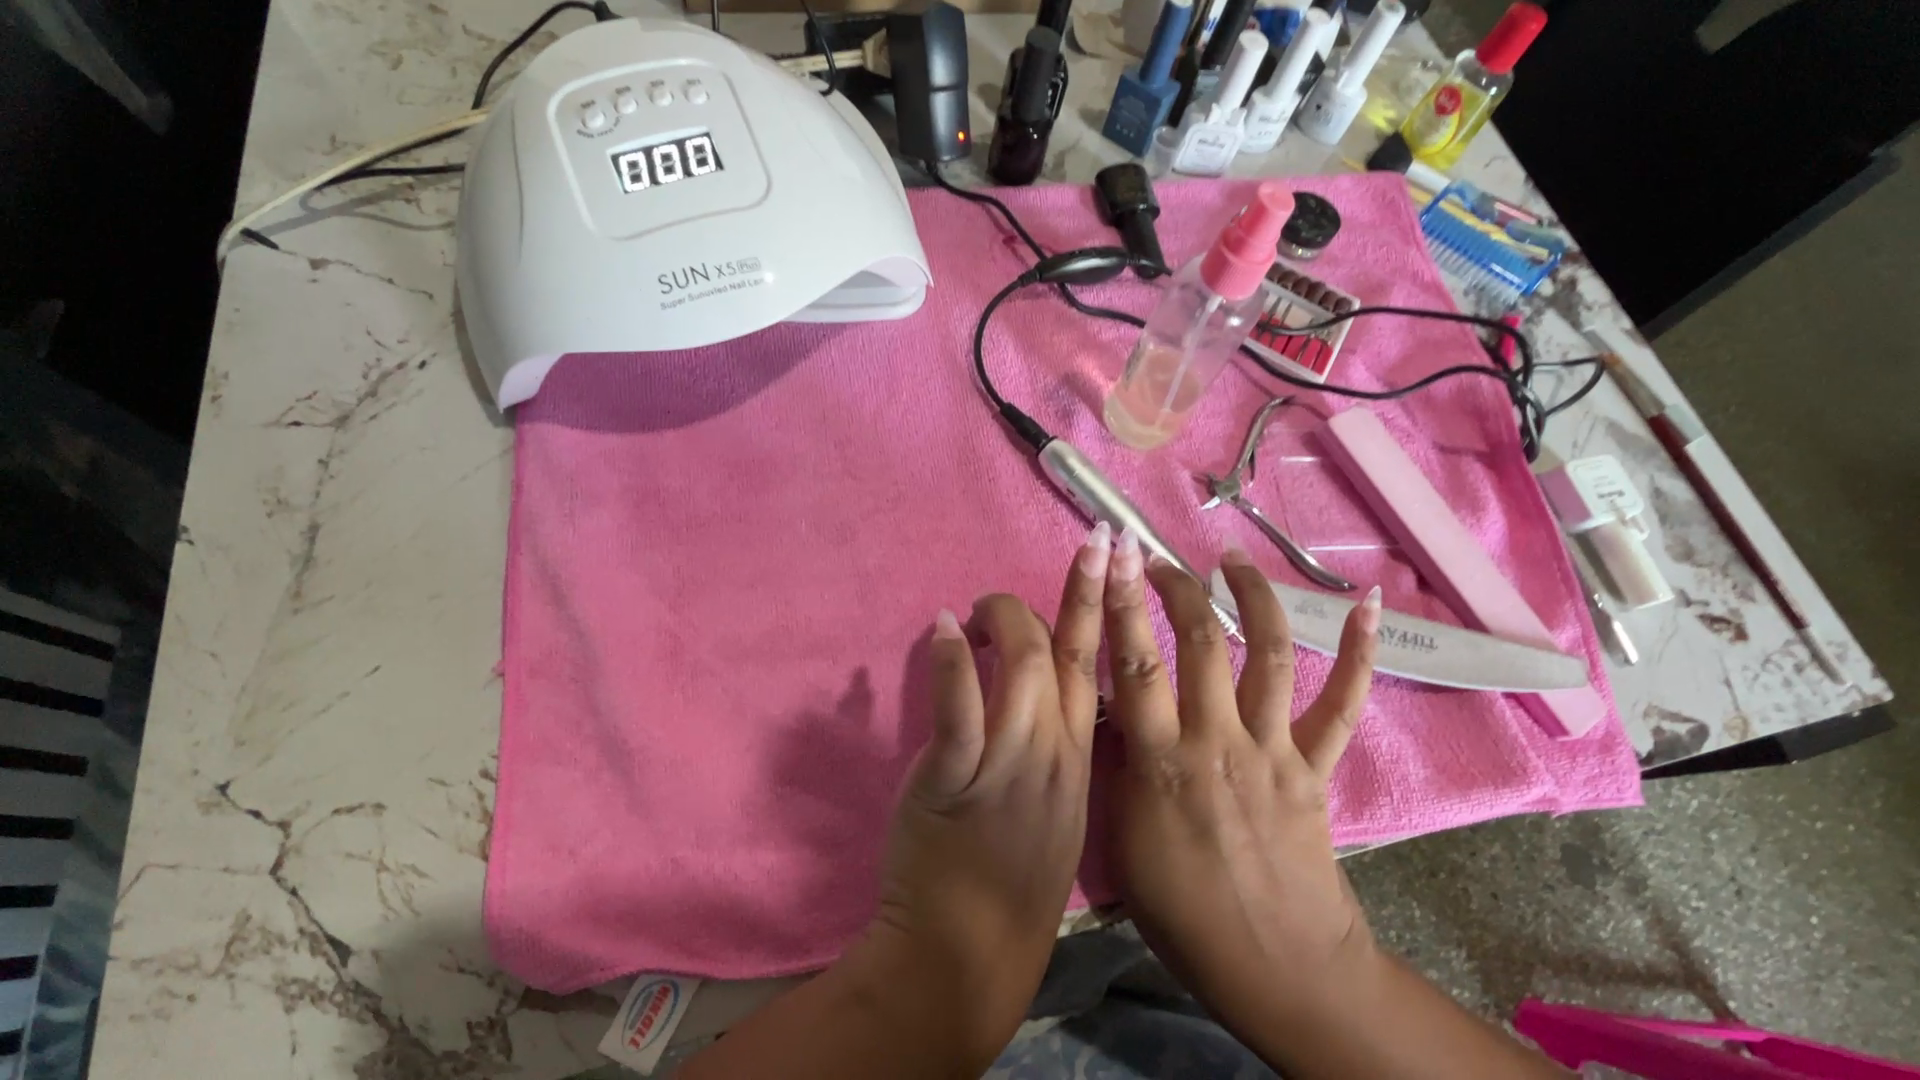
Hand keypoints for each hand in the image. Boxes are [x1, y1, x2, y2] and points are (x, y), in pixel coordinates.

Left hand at [850, 522, 1113, 1068]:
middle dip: (1087, 589)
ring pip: (1022, 671)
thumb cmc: (1011, 880)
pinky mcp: (956, 782)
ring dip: (1003, 620)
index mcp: (1083, 761)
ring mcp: (1009, 768)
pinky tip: (946, 629)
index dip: (1108, 610)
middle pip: (1072, 656)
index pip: (1101, 670)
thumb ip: (1055, 750)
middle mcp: (1056, 755)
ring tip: (981, 605)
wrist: (970, 952)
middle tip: (1099, 540)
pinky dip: (952, 662)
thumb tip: (1041, 694)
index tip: (1119, 560)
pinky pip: (959, 710)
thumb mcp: (1058, 811)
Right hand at [1102, 537, 1381, 1036]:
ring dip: (1252, 597)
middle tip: (1155, 554)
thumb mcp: (1122, 843)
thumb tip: (1105, 713)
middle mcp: (1219, 742)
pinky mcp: (1315, 767)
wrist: (1276, 965)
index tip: (1113, 553)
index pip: (1134, 666)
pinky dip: (1358, 652)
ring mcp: (1273, 750)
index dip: (1122, 603)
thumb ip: (1117, 770)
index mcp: (1162, 764)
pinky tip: (1368, 604)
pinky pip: (1341, 704)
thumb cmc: (1184, 913)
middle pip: (1201, 645)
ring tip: (1231, 558)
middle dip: (1177, 588)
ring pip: (1269, 655)